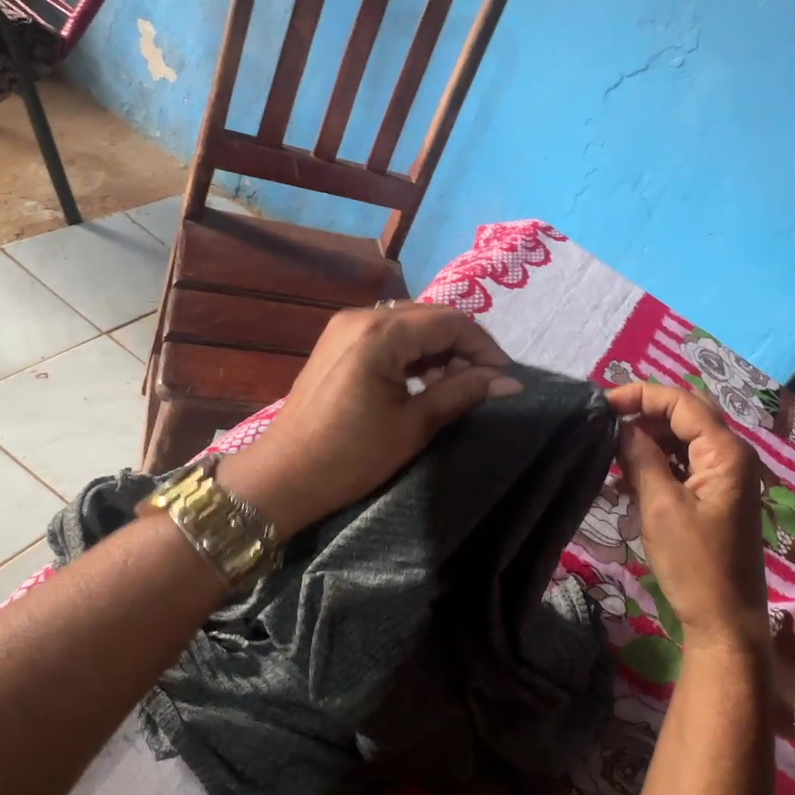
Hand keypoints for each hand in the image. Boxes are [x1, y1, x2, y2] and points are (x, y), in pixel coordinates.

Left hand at [219, 302, 521, 536]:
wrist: (282, 477)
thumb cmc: (350, 455)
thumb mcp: (413, 426)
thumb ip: (462, 393)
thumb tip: (511, 382)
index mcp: (380, 333)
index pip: (450, 322)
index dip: (484, 347)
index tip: (505, 378)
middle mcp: (362, 316)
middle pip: (431, 316)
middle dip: (463, 345)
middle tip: (485, 383)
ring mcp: (345, 326)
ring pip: (410, 323)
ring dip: (439, 348)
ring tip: (458, 385)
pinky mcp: (338, 341)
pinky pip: (389, 334)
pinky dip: (414, 352)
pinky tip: (425, 380)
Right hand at [606, 382, 768, 654]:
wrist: (725, 622)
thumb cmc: (694, 564)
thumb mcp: (660, 506)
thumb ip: (641, 457)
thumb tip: (622, 424)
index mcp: (726, 452)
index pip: (681, 402)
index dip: (640, 396)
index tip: (602, 406)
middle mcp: (733, 455)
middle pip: (686, 415)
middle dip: (645, 413)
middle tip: (606, 424)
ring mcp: (728, 476)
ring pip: (685, 438)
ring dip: (650, 439)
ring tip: (612, 452)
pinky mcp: (718, 496)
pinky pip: (687, 463)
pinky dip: (659, 462)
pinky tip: (629, 477)